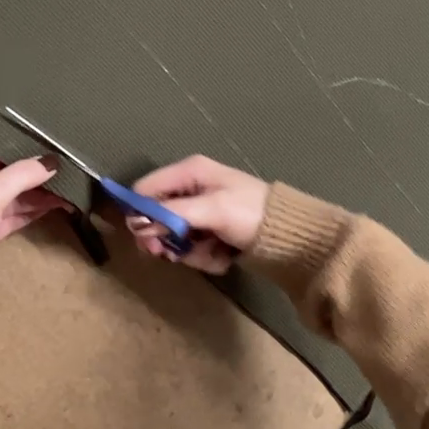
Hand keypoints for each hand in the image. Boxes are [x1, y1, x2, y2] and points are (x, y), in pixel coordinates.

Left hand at [0, 148, 71, 244]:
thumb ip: (21, 175)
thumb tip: (52, 161)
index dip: (20, 151)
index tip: (48, 151)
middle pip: (5, 175)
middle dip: (34, 176)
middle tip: (64, 173)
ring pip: (11, 196)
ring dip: (37, 194)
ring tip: (67, 191)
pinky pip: (11, 214)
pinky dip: (31, 210)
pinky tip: (54, 205)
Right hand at [127, 155, 269, 273]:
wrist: (291, 236)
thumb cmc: (250, 214)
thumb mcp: (211, 210)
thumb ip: (172, 215)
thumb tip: (136, 223)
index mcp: (189, 172)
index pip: (146, 188)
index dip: (140, 212)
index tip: (146, 238)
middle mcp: (191, 189)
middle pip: (158, 216)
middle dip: (167, 238)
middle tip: (171, 255)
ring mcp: (201, 212)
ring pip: (176, 236)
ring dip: (190, 251)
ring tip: (212, 254)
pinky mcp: (211, 231)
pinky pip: (194, 247)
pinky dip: (205, 256)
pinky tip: (222, 256)